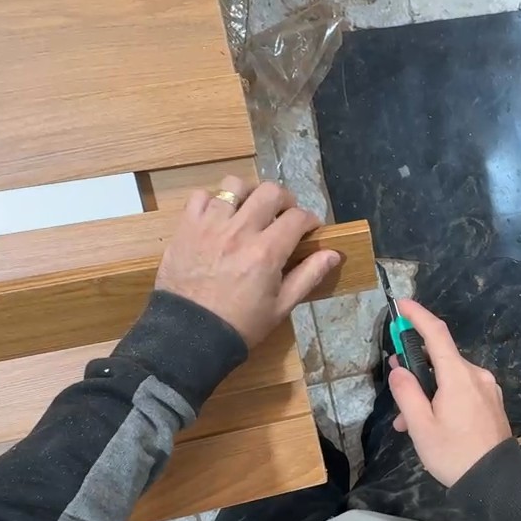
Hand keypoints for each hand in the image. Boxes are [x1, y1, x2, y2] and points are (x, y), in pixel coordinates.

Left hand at [156, 176, 339, 348]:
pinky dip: (214, 202)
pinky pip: (201, 196)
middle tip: (284, 216)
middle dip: (284, 200)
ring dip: (248, 195)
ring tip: (250, 211)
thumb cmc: (241, 324)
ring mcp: (210, 225)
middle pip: (270, 191)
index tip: (310, 229)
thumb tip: (334, 254)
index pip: (297, 217)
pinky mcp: (186, 227)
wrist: (190, 334)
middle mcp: (240, 231)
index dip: (310, 220)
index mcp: (266, 252)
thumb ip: (309, 275)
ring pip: (234, 185)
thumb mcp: (282, 306)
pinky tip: (220, 218)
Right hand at [387, 299, 512, 487]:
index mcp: (459, 376)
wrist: (495, 481)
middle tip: (396, 389)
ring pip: (450, 379)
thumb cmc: (454, 454)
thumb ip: (407, 393)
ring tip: (410, 423)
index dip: (417, 315)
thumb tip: (399, 370)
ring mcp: (488, 389)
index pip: (436, 333)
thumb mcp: (421, 426)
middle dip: (416, 372)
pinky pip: (462, 392)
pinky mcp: (492, 403)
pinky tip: (432, 425)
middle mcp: (477, 375)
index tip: (401, 304)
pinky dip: (443, 400)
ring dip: (428, 393)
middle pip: (441, 360)